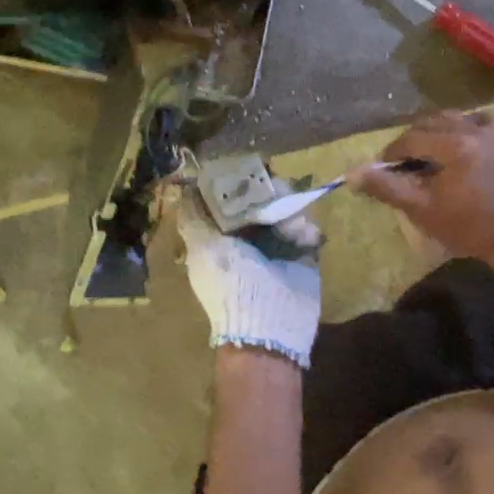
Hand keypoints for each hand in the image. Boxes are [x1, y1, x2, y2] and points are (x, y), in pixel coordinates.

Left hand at [147, 184, 321, 367]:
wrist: (269, 324)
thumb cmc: (230, 284)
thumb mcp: (203, 248)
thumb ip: (194, 217)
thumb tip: (186, 188)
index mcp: (220, 233)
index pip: (228, 195)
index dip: (234, 180)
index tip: (243, 169)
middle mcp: (248, 233)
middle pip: (259, 194)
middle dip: (267, 190)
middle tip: (271, 192)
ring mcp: (277, 241)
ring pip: (285, 204)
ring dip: (287, 208)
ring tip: (289, 225)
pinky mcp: (303, 249)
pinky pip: (307, 223)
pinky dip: (304, 226)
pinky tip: (301, 237)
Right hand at [350, 111, 493, 262]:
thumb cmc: (467, 228)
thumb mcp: (421, 209)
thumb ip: (386, 187)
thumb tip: (353, 173)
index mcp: (454, 146)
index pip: (411, 139)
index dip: (392, 153)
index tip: (384, 169)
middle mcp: (474, 131)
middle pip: (430, 122)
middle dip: (411, 140)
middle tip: (403, 164)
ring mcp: (493, 133)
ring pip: (453, 118)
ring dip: (435, 131)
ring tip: (427, 155)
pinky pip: (480, 121)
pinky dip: (464, 126)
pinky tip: (458, 143)